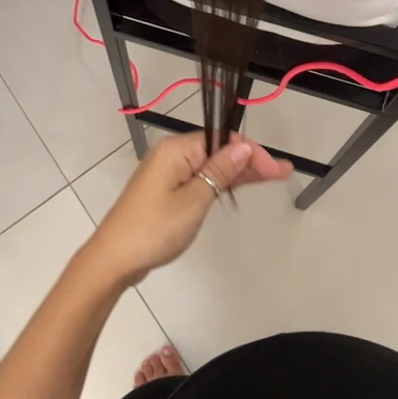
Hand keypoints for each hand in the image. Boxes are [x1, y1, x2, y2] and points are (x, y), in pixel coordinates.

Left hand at [76, 133, 290, 286]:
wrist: (114, 258)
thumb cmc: (155, 228)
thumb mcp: (194, 200)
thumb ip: (220, 172)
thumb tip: (242, 146)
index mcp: (176, 150)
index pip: (222, 140)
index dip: (251, 151)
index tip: (276, 170)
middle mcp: (171, 155)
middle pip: (217, 151)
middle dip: (250, 160)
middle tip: (283, 172)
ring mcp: (167, 174)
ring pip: (210, 166)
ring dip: (238, 172)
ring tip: (272, 177)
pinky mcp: (165, 192)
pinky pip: (199, 180)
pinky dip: (219, 183)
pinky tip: (238, 187)